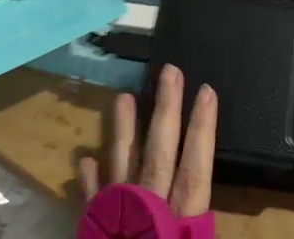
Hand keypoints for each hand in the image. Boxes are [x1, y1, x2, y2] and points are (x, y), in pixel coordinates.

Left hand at [79, 64, 218, 217]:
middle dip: (166, 111)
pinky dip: (89, 179)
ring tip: (123, 96)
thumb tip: (201, 185)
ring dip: (123, 131)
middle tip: (170, 70)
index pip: (195, 167)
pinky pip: (91, 199)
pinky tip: (86, 158)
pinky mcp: (94, 227)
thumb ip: (200, 224)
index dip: (202, 128)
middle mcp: (151, 207)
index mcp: (182, 217)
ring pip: (122, 166)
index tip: (207, 90)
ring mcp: (119, 214)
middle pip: (160, 153)